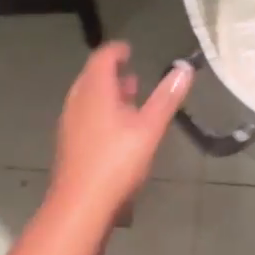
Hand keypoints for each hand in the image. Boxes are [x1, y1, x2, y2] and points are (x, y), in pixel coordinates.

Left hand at [48, 42, 193, 223]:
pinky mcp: (69, 145)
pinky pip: (85, 117)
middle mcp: (78, 102)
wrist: (81, 204)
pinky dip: (101, 112)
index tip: (130, 50)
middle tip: (132, 73)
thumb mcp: (149, 129)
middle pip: (92, 78)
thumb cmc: (117, 162)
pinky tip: (116, 130)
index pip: (102, 59)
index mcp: (95, 91)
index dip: (116, 51)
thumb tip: (184, 68)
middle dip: (112, 73)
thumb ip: (166, 98)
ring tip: (128, 99)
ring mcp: (70, 124)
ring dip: (107, 95)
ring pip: (88, 99)